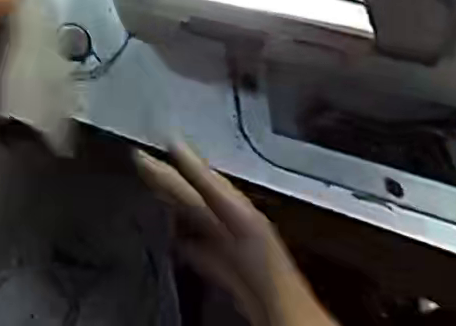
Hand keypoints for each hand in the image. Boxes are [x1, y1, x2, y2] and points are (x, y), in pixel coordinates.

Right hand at [136, 142, 336, 325]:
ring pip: (234, 251)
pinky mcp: (280, 318)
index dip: (208, 182)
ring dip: (195, 219)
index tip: (174, 147)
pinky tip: (189, 249)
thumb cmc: (308, 323)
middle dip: (188, 191)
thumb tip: (186, 251)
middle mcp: (287, 293)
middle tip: (147, 162)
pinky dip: (211, 256)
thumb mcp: (287, 321)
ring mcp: (285, 306)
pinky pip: (240, 278)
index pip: (245, 227)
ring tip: (158, 193)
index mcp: (291, 300)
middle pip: (233, 229)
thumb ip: (235, 287)